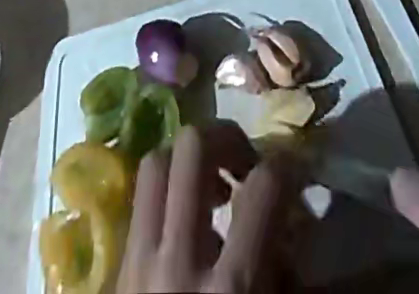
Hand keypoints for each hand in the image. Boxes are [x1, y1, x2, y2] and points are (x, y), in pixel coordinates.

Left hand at [119, 123, 296, 292]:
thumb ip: (289, 274)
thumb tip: (304, 226)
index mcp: (231, 286)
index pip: (264, 188)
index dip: (287, 166)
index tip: (296, 172)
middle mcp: (179, 260)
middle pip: (193, 148)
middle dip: (226, 138)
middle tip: (246, 164)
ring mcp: (138, 261)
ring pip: (155, 162)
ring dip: (189, 161)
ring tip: (215, 186)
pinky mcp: (115, 268)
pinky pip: (139, 201)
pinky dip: (166, 192)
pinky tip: (186, 218)